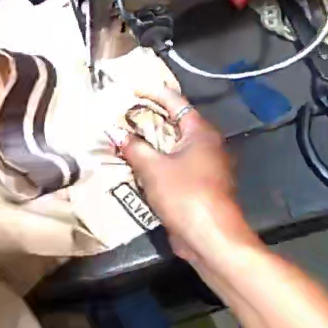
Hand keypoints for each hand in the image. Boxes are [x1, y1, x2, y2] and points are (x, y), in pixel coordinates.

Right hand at [112, 86, 258, 265]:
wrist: (211, 237)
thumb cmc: (185, 194)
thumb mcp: (153, 169)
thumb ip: (134, 148)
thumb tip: (115, 132)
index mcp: (201, 132)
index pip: (176, 102)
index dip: (153, 93)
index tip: (132, 90)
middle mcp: (208, 144)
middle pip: (176, 124)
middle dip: (150, 119)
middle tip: (124, 116)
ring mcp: (208, 166)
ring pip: (176, 147)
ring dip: (153, 144)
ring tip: (127, 140)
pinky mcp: (202, 186)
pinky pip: (177, 166)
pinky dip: (159, 163)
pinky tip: (140, 167)